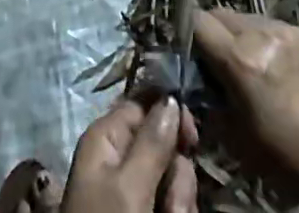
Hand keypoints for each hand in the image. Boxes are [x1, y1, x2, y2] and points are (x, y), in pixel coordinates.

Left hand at [62, 98, 198, 212]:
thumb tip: (171, 97)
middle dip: (177, 175)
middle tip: (172, 204)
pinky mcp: (142, 211)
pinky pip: (171, 201)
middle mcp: (118, 157)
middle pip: (165, 143)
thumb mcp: (130, 187)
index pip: (145, 102)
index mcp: (106, 138)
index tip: (191, 138)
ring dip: (179, 201)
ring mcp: (131, 188)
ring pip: (173, 177)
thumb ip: (152, 141)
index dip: (171, 113)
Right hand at [192, 9, 298, 197]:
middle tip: (214, 61)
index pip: (198, 21)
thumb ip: (207, 95)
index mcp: (240, 59)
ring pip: (247, 18)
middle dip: (211, 33)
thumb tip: (191, 76)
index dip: (187, 33)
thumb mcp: (230, 132)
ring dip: (239, 35)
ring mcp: (288, 30)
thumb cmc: (279, 156)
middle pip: (221, 14)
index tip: (186, 50)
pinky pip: (273, 26)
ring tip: (247, 64)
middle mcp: (263, 34)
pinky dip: (264, 40)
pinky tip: (273, 66)